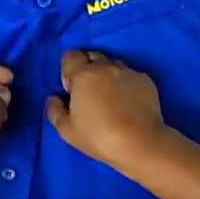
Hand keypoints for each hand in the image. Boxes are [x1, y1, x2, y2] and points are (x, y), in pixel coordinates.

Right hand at [46, 50, 170, 167]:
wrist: (140, 143)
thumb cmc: (98, 136)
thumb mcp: (67, 130)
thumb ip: (54, 110)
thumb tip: (54, 99)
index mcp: (83, 74)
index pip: (70, 55)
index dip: (67, 70)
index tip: (72, 90)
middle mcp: (106, 67)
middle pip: (92, 56)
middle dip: (87, 69)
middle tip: (89, 93)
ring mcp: (128, 72)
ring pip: (112, 64)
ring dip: (106, 74)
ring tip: (110, 97)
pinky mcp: (146, 81)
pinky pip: (130, 75)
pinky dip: (125, 84)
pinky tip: (127, 103)